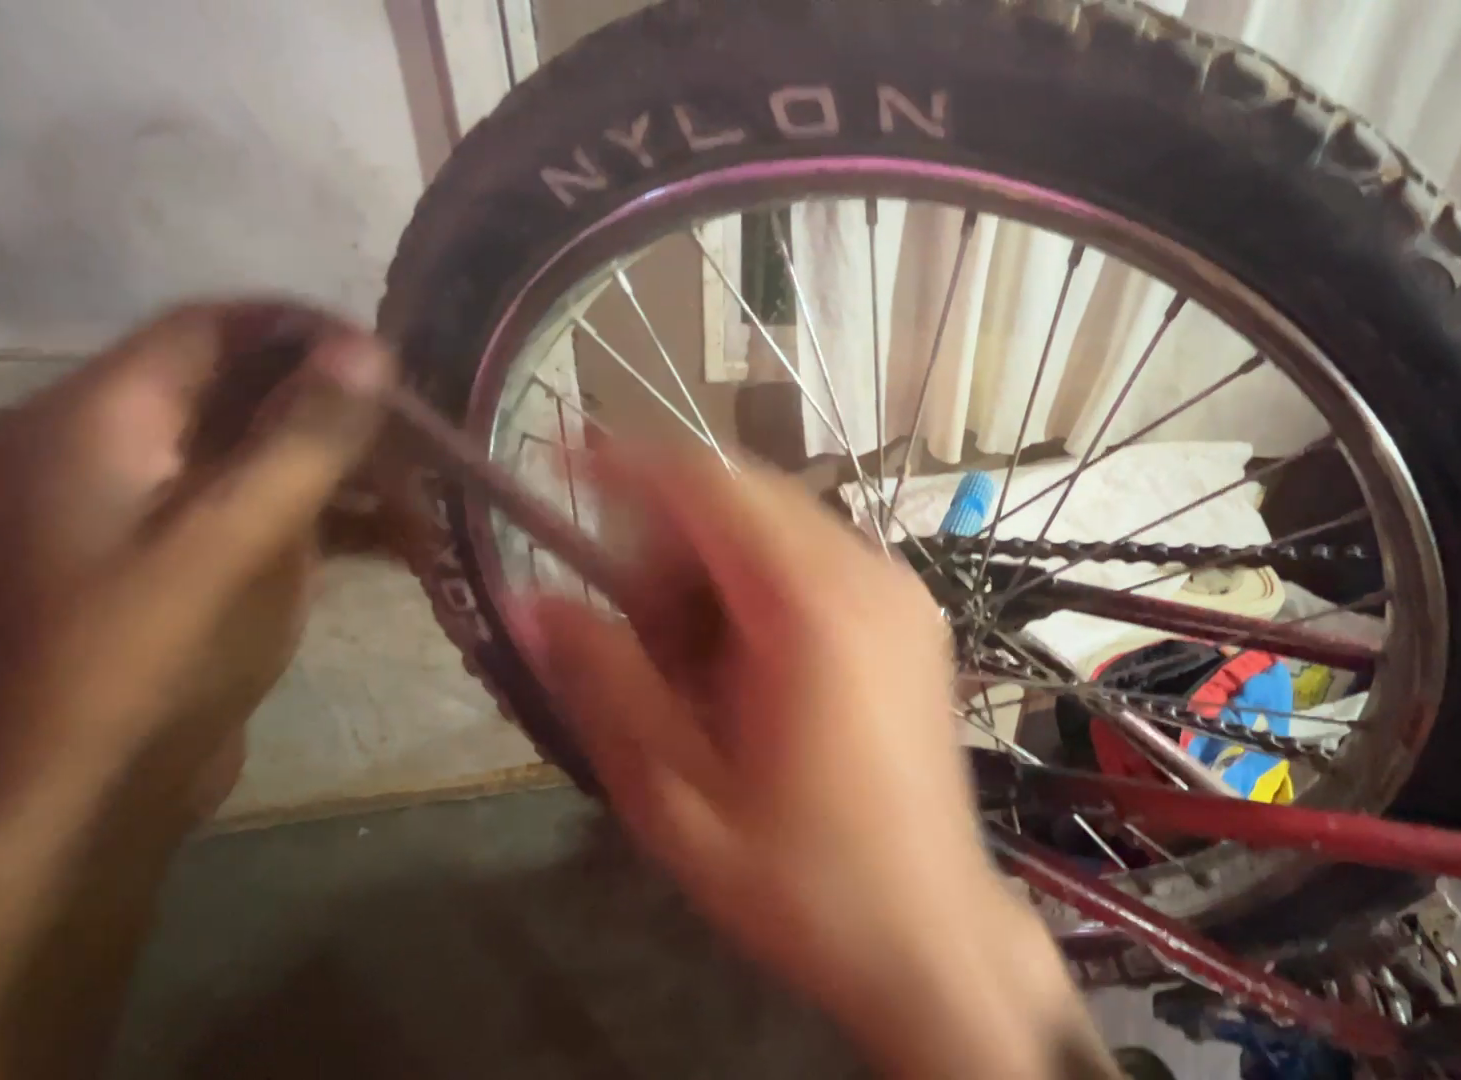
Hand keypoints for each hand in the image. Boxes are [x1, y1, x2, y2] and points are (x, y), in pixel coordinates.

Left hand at [0, 302, 394, 1077]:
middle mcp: (122, 449)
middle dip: (345, 406)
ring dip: (355, 465)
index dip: (305, 331)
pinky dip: (341, 515)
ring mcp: (158, 507)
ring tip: (436, 492)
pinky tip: (409, 541)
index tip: (398, 360)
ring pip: (270, 451)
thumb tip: (370, 347)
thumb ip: (306, 437)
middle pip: (247, 388)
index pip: (211, 329)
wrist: (94, 786)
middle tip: (432, 434)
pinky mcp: (195, 558)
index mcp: (102, 422)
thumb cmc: (153, 652)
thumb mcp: (241, 535)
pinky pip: (275, 508)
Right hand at [520, 448, 1111, 1078]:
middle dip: (671, 535)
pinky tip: (749, 664)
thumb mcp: (677, 796)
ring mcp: (904, 594)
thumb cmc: (802, 878)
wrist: (928, 927)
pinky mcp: (914, 622)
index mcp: (814, 607)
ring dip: (718, 564)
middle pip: (750, 499)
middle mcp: (872, 576)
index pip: (713, 484)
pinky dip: (768, 585)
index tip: (563, 466)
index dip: (630, 463)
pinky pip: (825, 564)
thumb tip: (532, 599)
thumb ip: (604, 682)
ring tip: (689, 661)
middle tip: (630, 622)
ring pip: (787, 529)